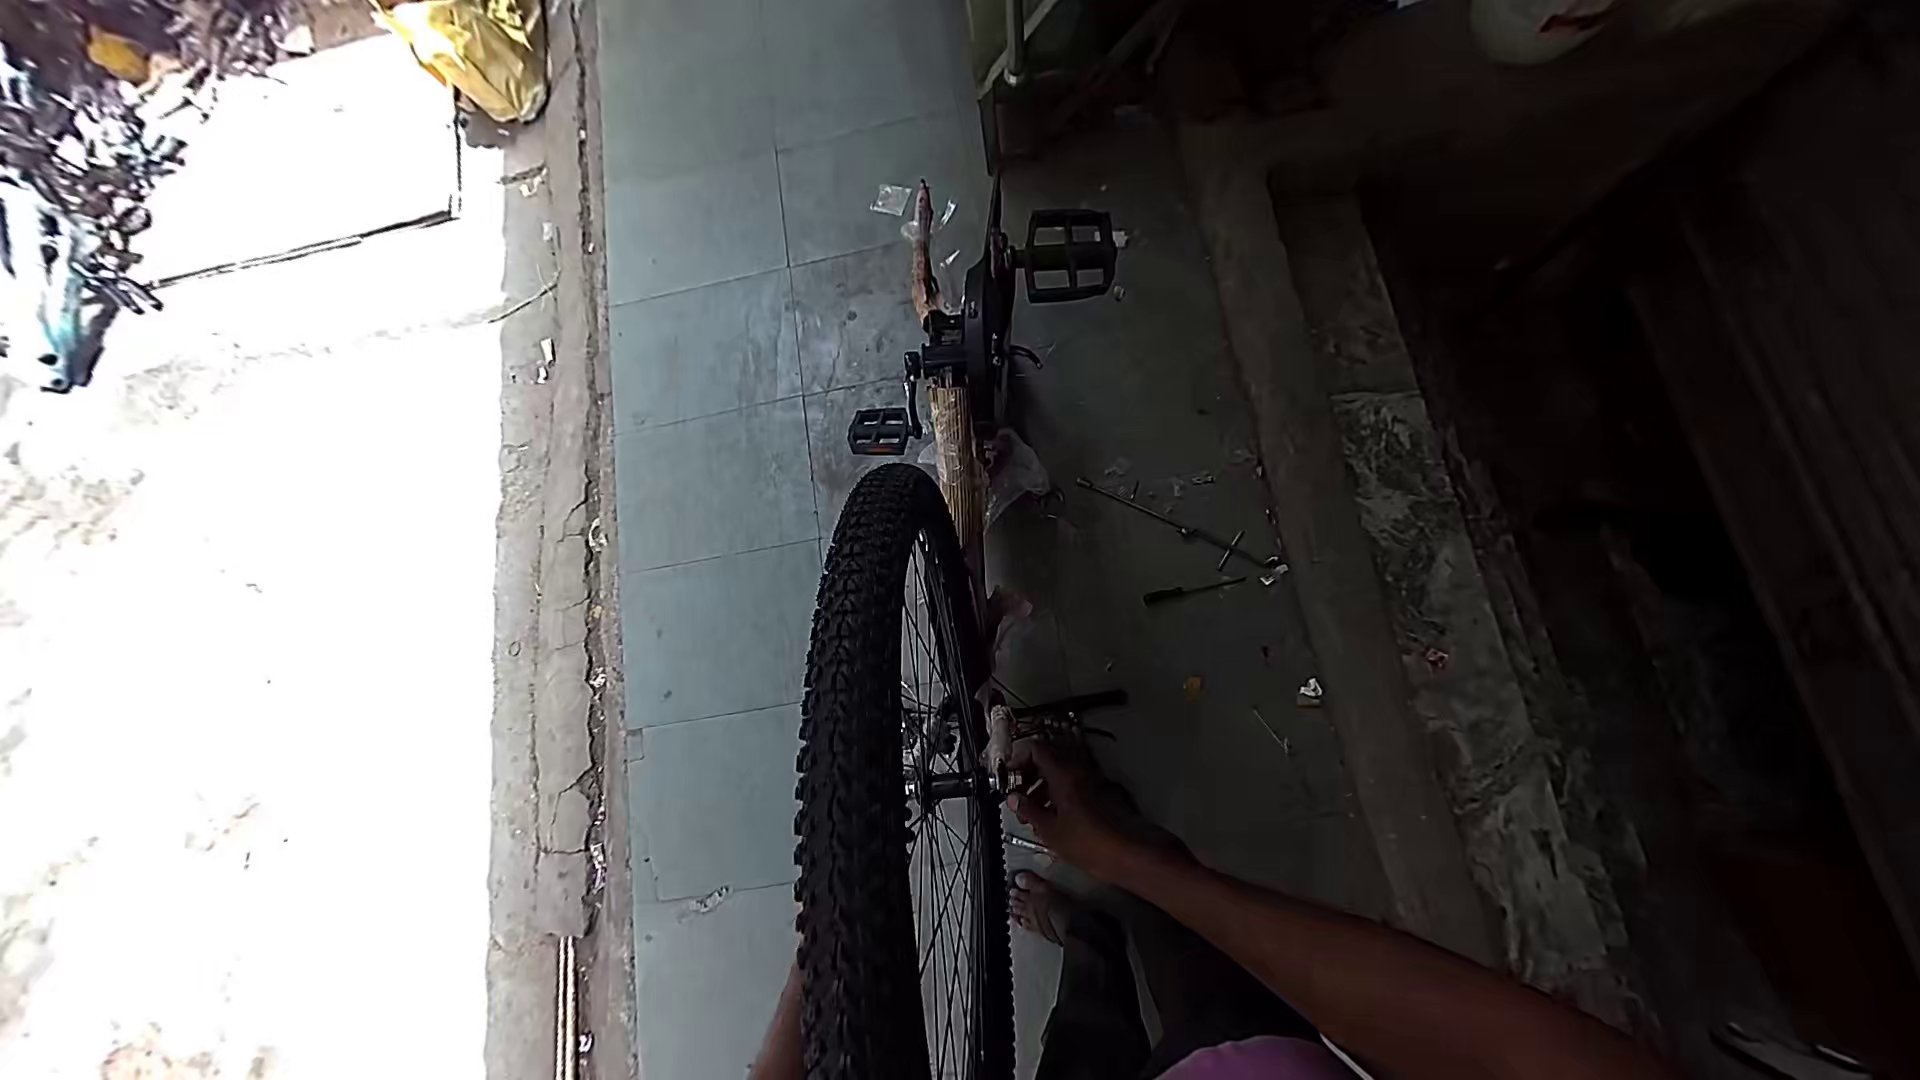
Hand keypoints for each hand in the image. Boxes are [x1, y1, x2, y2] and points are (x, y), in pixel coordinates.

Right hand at [1005, 741, 1137, 879]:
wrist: (1132, 853)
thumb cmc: (1090, 842)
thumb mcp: (1051, 830)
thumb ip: (1029, 810)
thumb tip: (1014, 798)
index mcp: (1063, 773)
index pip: (1037, 750)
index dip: (1020, 760)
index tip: (1012, 778)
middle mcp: (1080, 769)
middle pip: (1050, 757)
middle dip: (1032, 774)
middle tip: (1022, 795)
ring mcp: (1095, 778)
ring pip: (1065, 771)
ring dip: (1047, 784)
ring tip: (1038, 810)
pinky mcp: (1105, 790)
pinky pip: (1079, 781)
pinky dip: (1065, 790)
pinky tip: (1060, 814)